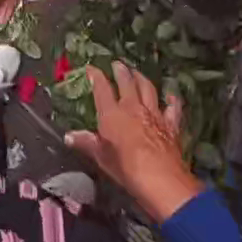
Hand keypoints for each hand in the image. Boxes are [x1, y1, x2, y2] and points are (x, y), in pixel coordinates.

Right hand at [65, 62, 203, 222]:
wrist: (160, 178)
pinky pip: (172, 108)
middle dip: (121, 71)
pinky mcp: (170, 124)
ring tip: (137, 72)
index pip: (102, 89)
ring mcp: (154, 114)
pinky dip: (171, 100)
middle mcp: (133, 108)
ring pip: (148, 88)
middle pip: (127, 83)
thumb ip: (87, 143)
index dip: (96, 77)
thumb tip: (69, 136)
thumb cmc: (126, 169)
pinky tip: (171, 95)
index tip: (91, 68)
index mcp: (112, 114)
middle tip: (117, 63)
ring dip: (142, 78)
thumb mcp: (102, 158)